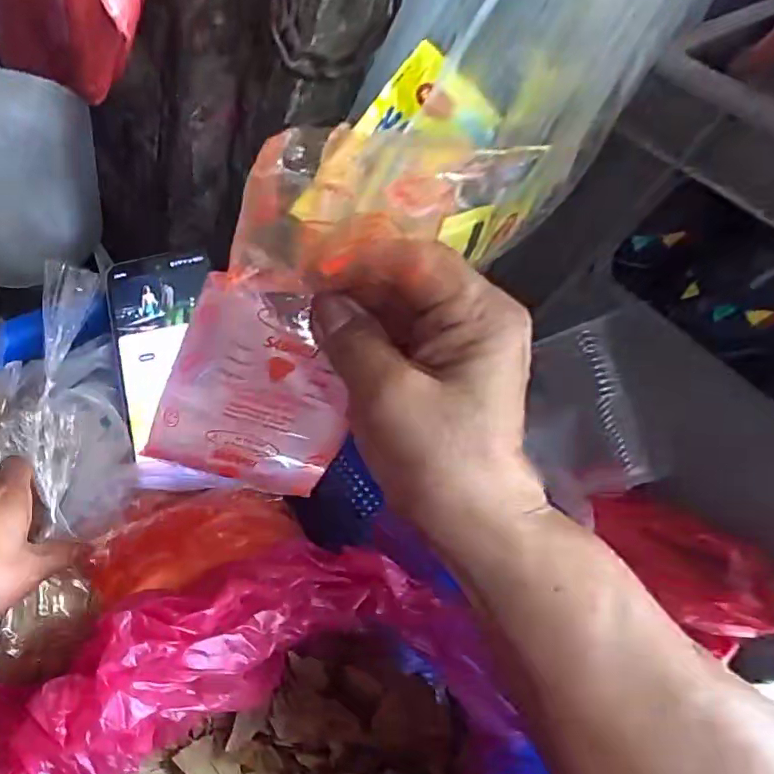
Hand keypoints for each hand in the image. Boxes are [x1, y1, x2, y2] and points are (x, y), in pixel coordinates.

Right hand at [310, 238, 546, 540]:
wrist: (463, 514)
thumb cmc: (432, 452)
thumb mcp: (385, 392)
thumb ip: (352, 340)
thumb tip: (321, 300)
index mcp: (479, 313)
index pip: (417, 261)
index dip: (361, 259)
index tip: (308, 268)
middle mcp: (473, 319)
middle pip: (406, 284)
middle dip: (351, 286)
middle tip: (294, 293)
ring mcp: (453, 348)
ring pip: (395, 314)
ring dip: (350, 315)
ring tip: (300, 317)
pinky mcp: (434, 373)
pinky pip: (392, 343)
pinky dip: (358, 341)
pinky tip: (322, 345)